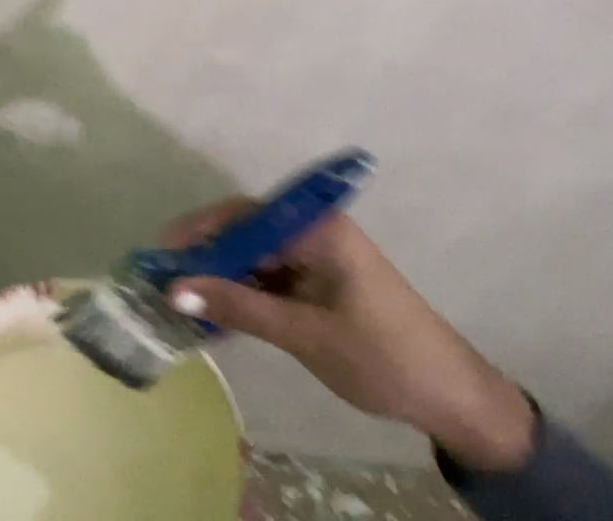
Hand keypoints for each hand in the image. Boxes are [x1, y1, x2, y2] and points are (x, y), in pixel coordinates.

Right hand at [163, 200, 536, 472]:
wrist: (450, 397)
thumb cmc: (381, 358)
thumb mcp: (303, 334)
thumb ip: (238, 307)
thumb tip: (174, 290)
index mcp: (319, 230)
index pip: (246, 215)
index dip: (199, 231)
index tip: (161, 254)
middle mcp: (317, 234)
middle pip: (247, 232)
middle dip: (205, 255)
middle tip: (164, 281)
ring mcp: (320, 259)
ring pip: (256, 257)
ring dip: (221, 278)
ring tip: (181, 300)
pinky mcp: (322, 283)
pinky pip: (271, 279)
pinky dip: (244, 295)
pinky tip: (216, 316)